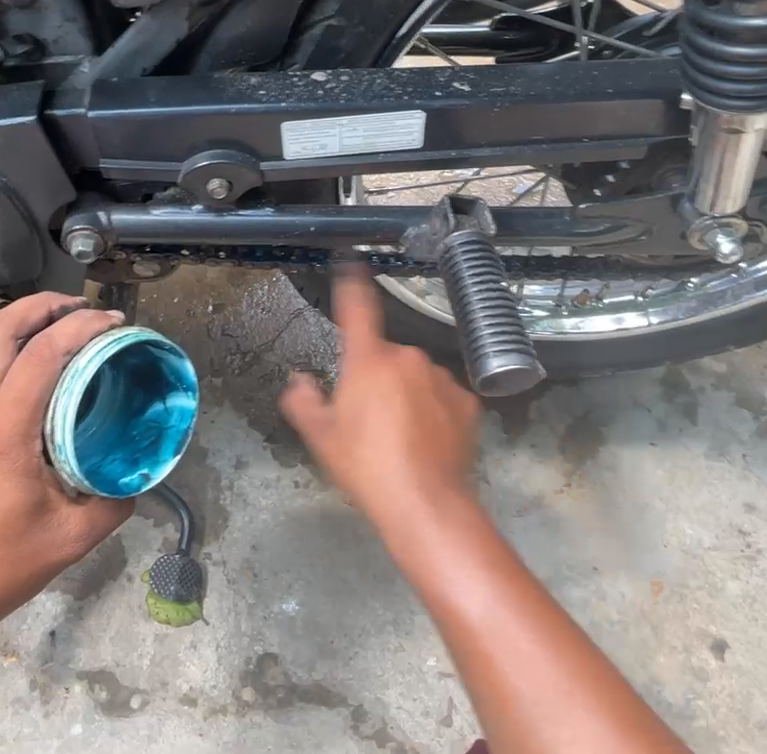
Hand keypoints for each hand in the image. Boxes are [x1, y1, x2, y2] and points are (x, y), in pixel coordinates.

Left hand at [0, 293, 134, 642]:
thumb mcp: (72, 538)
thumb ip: (115, 501)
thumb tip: (137, 475)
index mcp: (1, 431)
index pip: (42, 353)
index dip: (83, 326)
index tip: (116, 323)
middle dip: (42, 305)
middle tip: (84, 308)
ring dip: (24, 325)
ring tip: (67, 331)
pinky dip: (12, 352)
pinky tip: (44, 377)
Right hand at [281, 269, 482, 530]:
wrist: (424, 503)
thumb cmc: (365, 466)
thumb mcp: (320, 437)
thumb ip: (302, 401)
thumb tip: (299, 381)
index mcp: (367, 359)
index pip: (358, 309)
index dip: (352, 284)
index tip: (351, 263)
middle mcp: (405, 357)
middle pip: (384, 355)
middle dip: (376, 375)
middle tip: (368, 414)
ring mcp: (440, 377)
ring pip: (415, 375)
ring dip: (407, 392)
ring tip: (400, 433)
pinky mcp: (468, 401)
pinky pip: (443, 396)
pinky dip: (434, 409)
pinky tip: (427, 439)